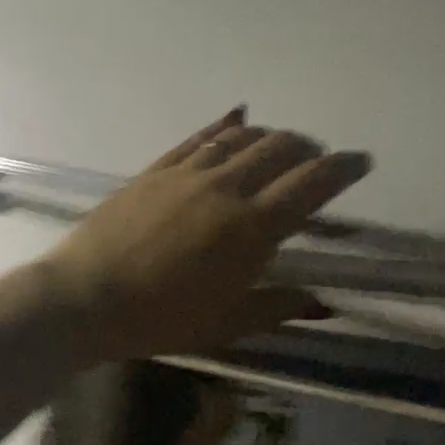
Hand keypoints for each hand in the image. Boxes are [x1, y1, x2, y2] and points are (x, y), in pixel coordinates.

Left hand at [37, 106, 371, 361]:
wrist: (85, 298)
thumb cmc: (159, 320)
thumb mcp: (225, 324)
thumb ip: (276, 306)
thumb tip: (320, 301)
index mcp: (252, 228)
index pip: (311, 184)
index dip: (342, 168)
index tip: (360, 161)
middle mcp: (225, 189)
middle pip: (280, 149)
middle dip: (307, 149)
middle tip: (315, 160)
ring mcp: (186, 174)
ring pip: (240, 138)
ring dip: (269, 136)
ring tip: (279, 144)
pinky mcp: (153, 171)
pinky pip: (197, 139)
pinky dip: (223, 127)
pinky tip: (234, 120)